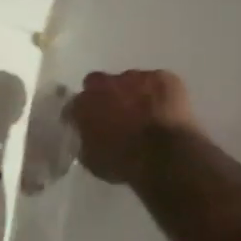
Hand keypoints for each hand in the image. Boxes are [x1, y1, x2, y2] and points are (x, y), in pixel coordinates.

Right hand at [69, 70, 196, 184]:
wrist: (164, 156)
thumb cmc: (123, 162)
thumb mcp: (92, 160)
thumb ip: (85, 141)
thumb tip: (88, 137)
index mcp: (83, 105)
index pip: (74, 104)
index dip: (81, 114)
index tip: (87, 125)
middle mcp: (105, 85)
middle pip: (98, 82)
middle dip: (103, 94)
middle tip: (115, 113)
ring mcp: (136, 78)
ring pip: (130, 80)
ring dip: (133, 93)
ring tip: (146, 113)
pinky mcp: (164, 78)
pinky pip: (158, 82)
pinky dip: (160, 93)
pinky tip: (166, 110)